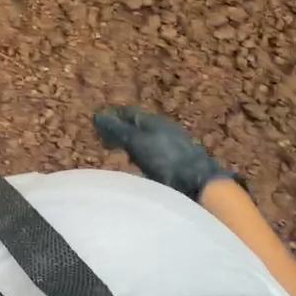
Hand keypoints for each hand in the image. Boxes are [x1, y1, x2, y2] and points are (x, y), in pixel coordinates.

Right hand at [92, 107, 240, 200]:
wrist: (198, 182)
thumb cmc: (163, 158)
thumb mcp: (135, 142)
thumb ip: (116, 129)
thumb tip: (97, 115)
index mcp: (152, 120)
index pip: (127, 113)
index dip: (112, 119)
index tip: (98, 129)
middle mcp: (163, 128)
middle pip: (136, 127)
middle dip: (121, 133)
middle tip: (106, 144)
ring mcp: (173, 144)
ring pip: (146, 141)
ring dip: (132, 146)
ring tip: (121, 157)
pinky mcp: (178, 161)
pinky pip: (154, 155)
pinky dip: (143, 158)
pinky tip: (140, 169)